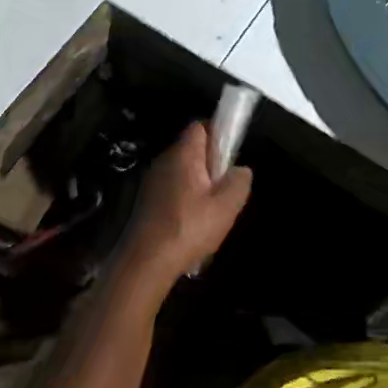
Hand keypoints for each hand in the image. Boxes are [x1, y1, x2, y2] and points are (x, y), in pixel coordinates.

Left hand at [115, 122, 251, 294]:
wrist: (146, 260)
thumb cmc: (189, 228)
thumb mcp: (226, 206)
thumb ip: (239, 181)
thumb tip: (241, 168)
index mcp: (183, 154)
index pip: (200, 126)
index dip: (218, 133)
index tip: (231, 154)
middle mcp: (164, 160)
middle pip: (191, 148)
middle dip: (210, 163)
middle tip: (225, 187)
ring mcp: (152, 180)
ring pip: (181, 170)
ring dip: (197, 183)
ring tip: (212, 209)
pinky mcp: (146, 200)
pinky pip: (171, 187)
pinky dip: (184, 197)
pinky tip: (192, 222)